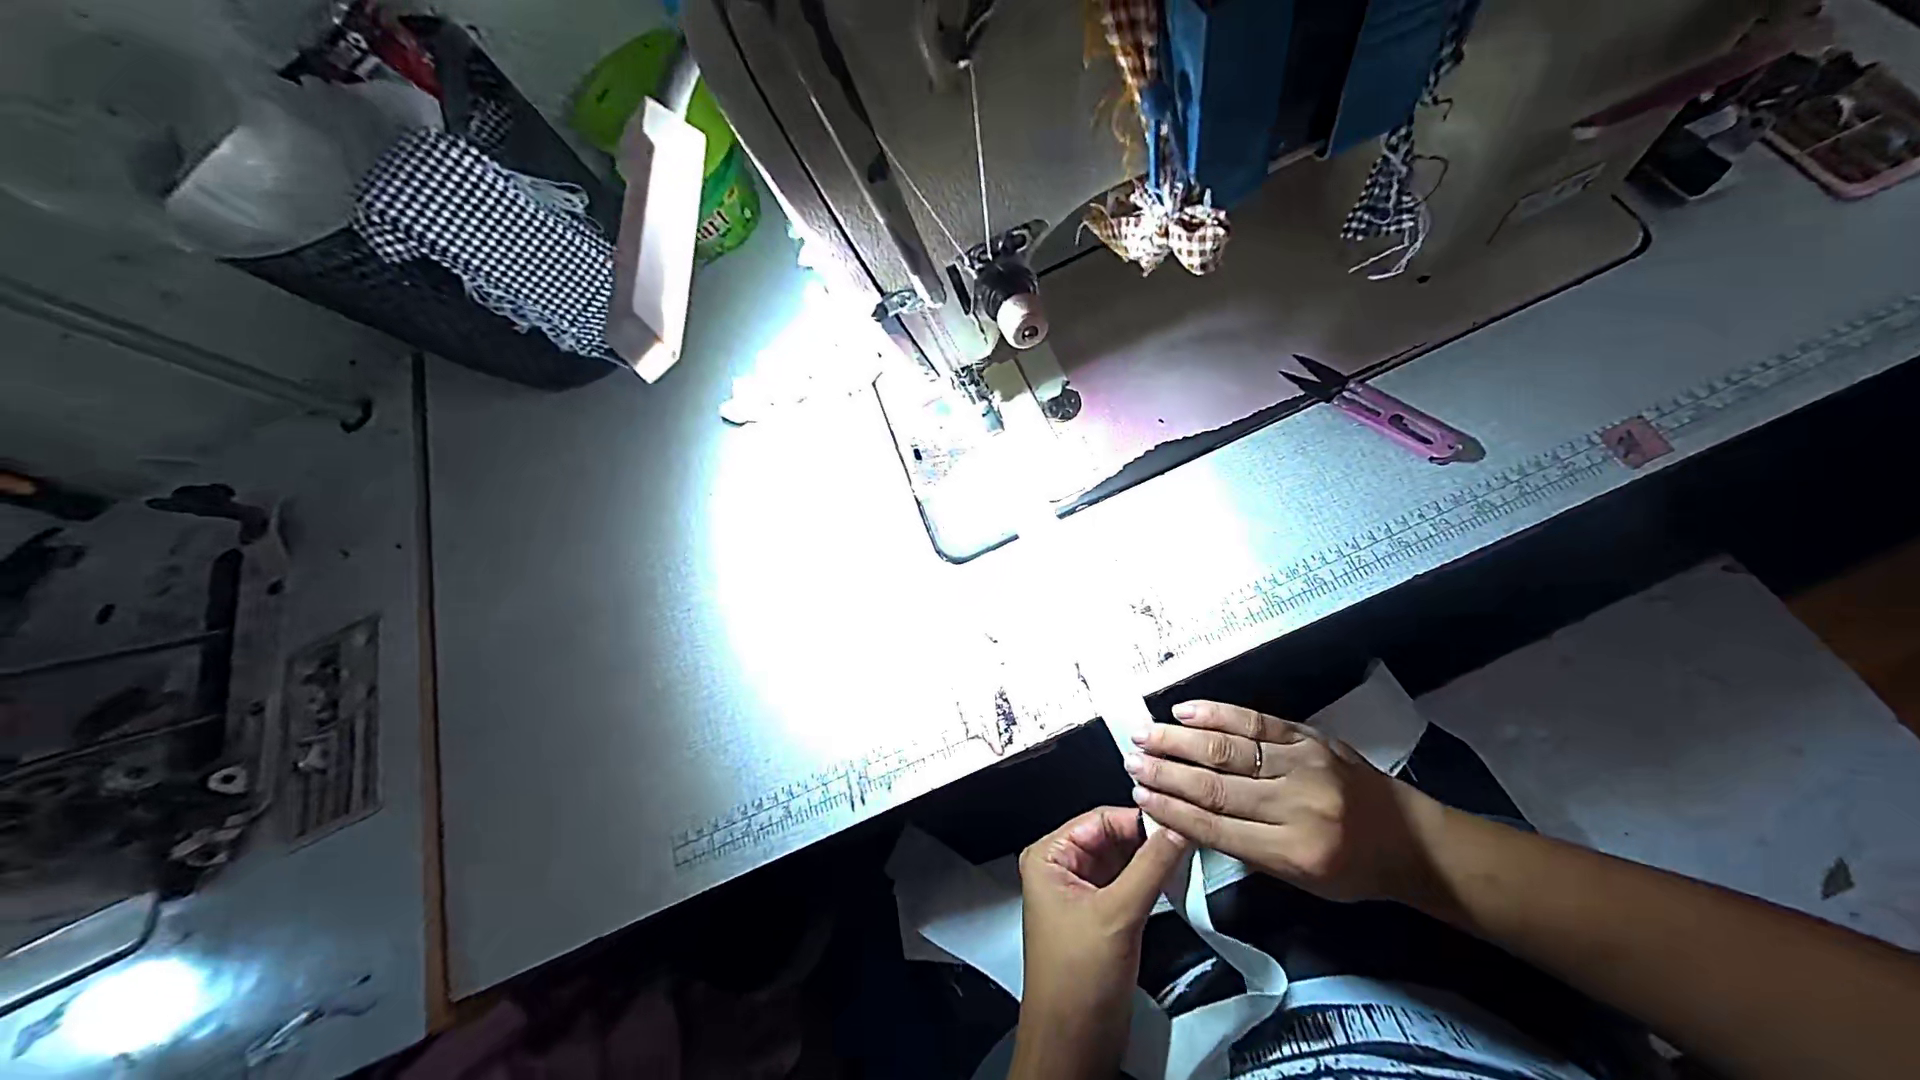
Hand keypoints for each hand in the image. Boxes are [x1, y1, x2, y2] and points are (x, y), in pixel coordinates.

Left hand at [1010, 807, 1186, 1079]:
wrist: (1074, 1045)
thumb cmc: (1073, 986)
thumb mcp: (1117, 915)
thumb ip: (1149, 867)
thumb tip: (1174, 831)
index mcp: (1048, 857)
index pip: (1099, 818)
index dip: (1137, 818)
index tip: (1175, 821)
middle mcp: (1061, 869)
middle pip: (1112, 837)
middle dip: (1147, 839)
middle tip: (1185, 838)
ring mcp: (1081, 893)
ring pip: (1123, 860)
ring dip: (1151, 860)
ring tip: (1184, 856)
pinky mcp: (1101, 916)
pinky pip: (1128, 883)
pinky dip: (1150, 880)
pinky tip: (1172, 880)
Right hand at [1125, 700, 1446, 906]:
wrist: (1414, 840)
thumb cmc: (1352, 869)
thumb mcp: (1299, 878)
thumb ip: (1244, 846)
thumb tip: (1183, 816)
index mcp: (1294, 851)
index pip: (1216, 828)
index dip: (1171, 811)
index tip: (1138, 798)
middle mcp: (1297, 806)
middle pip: (1216, 786)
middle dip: (1165, 774)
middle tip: (1131, 763)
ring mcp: (1304, 764)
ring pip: (1228, 749)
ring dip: (1179, 740)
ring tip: (1145, 735)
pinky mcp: (1309, 737)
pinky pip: (1255, 721)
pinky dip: (1216, 713)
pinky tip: (1185, 710)